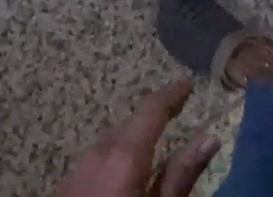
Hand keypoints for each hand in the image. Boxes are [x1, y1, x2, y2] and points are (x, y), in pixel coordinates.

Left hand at [56, 79, 219, 196]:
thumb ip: (181, 176)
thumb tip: (209, 138)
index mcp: (125, 155)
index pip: (152, 109)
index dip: (172, 93)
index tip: (189, 85)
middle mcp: (98, 153)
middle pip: (129, 123)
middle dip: (153, 117)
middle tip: (177, 113)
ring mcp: (76, 171)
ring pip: (110, 141)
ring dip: (132, 137)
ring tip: (154, 144)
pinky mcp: (63, 189)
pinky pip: (95, 160)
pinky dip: (114, 157)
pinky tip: (123, 176)